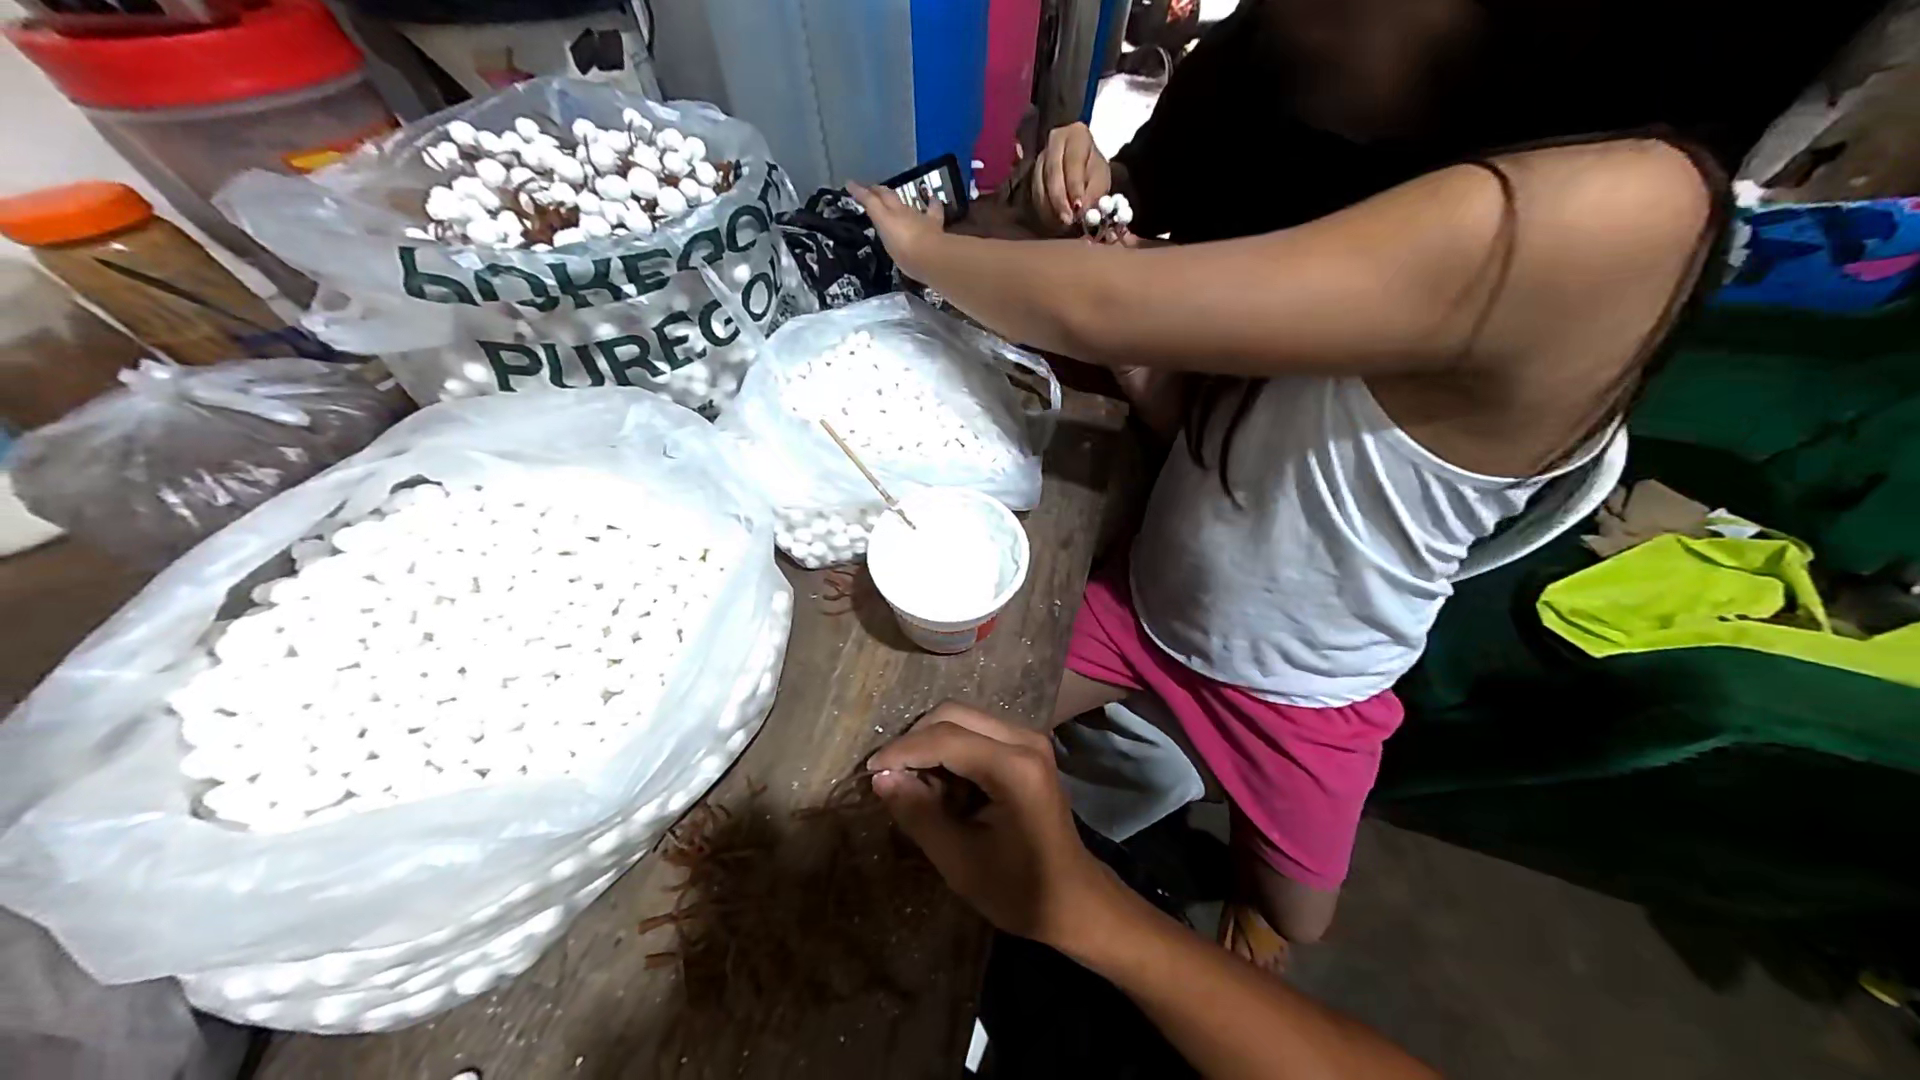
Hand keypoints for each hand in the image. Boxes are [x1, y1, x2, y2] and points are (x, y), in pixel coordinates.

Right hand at [846, 180, 945, 276]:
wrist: (931, 256)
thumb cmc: (905, 256)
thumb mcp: (888, 247)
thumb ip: (887, 236)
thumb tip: (889, 233)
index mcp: (886, 218)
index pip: (870, 201)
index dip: (860, 192)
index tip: (850, 185)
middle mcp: (900, 211)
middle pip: (887, 195)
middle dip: (877, 190)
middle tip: (870, 189)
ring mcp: (917, 214)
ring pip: (905, 201)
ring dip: (898, 198)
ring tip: (893, 197)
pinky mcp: (933, 221)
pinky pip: (933, 207)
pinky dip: (932, 202)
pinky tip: (932, 198)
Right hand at [869, 702, 1114, 949]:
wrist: (1074, 899)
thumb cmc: (1019, 889)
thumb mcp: (960, 861)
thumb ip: (918, 814)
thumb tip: (881, 778)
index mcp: (1015, 767)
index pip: (945, 738)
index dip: (902, 751)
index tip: (869, 770)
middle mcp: (1025, 740)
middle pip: (953, 714)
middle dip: (915, 741)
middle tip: (891, 777)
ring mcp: (1029, 739)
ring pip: (963, 719)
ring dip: (932, 745)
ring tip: (917, 788)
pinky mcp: (1026, 747)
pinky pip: (976, 732)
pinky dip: (951, 751)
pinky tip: (943, 787)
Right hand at [1031, 122, 1111, 232]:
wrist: (1079, 162)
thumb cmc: (1092, 168)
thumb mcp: (1100, 177)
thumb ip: (1094, 193)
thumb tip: (1084, 212)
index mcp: (1076, 136)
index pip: (1073, 161)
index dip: (1075, 186)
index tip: (1079, 207)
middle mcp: (1054, 143)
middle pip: (1052, 173)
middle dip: (1060, 200)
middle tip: (1068, 220)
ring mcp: (1040, 158)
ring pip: (1040, 185)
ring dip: (1050, 208)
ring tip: (1062, 224)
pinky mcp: (1032, 175)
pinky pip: (1035, 195)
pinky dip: (1044, 211)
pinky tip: (1054, 222)